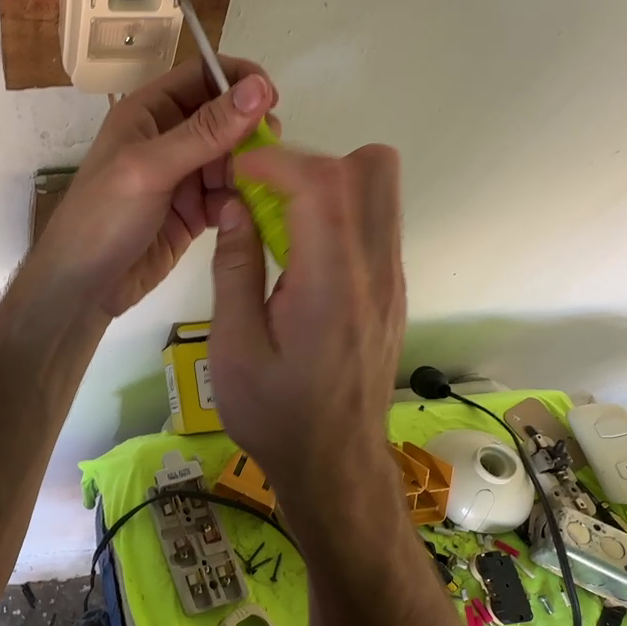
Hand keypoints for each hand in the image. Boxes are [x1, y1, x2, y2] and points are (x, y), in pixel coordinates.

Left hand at [27, 57, 277, 317]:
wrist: (82, 287)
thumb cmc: (103, 219)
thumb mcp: (150, 167)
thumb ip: (206, 130)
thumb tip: (259, 88)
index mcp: (147, 113)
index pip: (202, 75)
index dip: (238, 81)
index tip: (272, 101)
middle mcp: (166, 138)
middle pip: (224, 118)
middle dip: (249, 131)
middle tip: (269, 154)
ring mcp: (180, 178)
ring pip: (231, 158)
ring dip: (248, 169)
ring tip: (257, 188)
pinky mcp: (192, 213)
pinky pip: (227, 196)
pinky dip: (240, 201)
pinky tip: (244, 213)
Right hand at [205, 144, 406, 493]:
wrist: (333, 464)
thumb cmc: (274, 413)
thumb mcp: (234, 347)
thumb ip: (235, 270)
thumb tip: (235, 207)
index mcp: (333, 285)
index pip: (323, 184)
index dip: (276, 161)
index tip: (238, 172)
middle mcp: (376, 271)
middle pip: (372, 168)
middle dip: (311, 163)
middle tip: (262, 195)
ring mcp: (391, 280)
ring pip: (381, 191)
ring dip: (327, 186)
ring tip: (275, 222)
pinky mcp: (390, 292)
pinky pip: (374, 224)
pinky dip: (337, 216)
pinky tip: (297, 256)